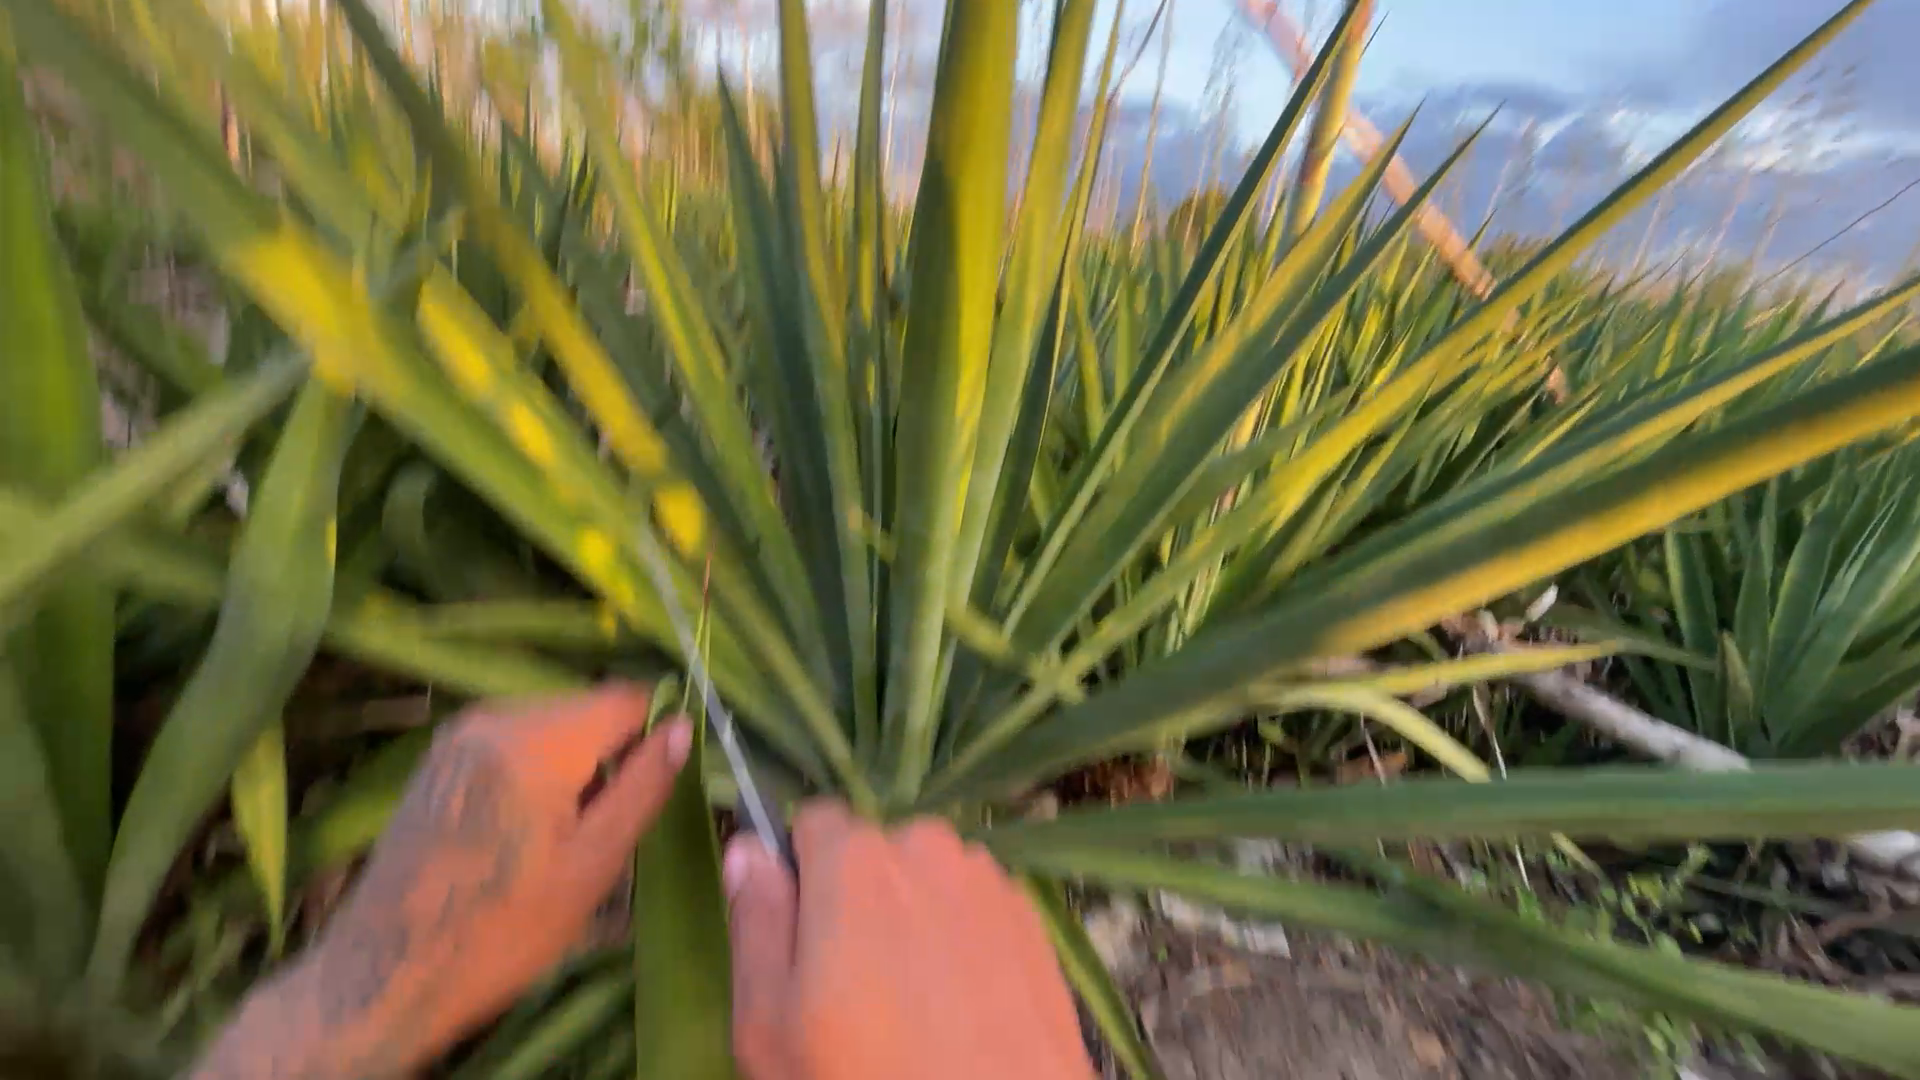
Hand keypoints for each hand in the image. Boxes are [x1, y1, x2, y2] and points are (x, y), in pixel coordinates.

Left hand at [191, 684, 689, 1079]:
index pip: (627, 698)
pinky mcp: (445, 751)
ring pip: (560, 719)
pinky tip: (531, 819)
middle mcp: (497, 718)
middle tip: (609, 817)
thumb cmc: (503, 930)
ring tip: (569, 825)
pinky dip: (545, 761)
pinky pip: (523, 733)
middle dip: (617, 748)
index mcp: (537, 743)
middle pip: (592, 706)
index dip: (657, 730)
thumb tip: (683, 725)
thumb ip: (644, 785)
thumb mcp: (594, 864)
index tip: (658, 779)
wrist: (379, 979)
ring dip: (582, 756)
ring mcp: (463, 732)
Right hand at [725, 803, 1093, 1079]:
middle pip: (874, 849)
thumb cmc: (865, 1077)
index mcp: (855, 858)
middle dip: (859, 894)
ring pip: (926, 873)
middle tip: (858, 982)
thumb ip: (755, 919)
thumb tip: (748, 848)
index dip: (802, 872)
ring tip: (916, 996)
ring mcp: (984, 875)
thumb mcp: (771, 1022)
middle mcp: (926, 843)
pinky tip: (963, 998)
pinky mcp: (1027, 911)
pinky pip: (973, 901)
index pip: (814, 820)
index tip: (805, 933)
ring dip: (913, 910)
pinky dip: (962, 931)